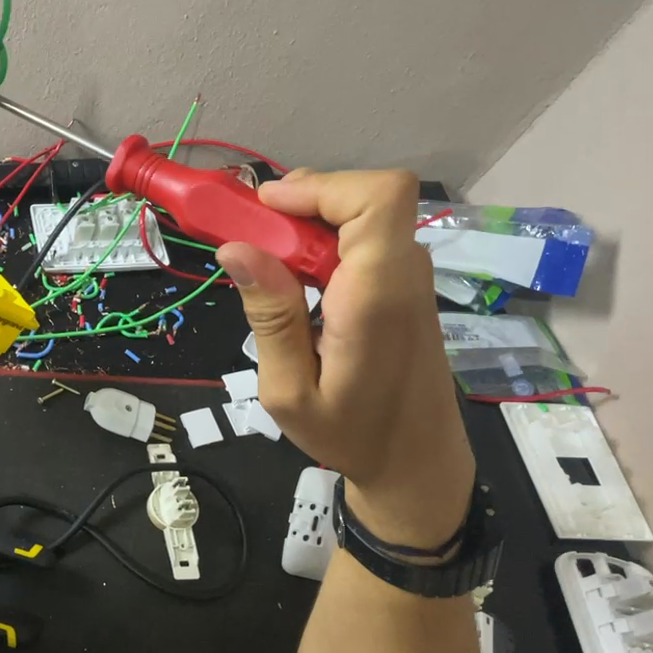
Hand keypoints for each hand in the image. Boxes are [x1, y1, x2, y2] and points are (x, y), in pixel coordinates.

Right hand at [215, 170, 473, 547]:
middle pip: (367, 199)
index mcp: (375, 298)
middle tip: (251, 239)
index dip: (320, 187)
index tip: (265, 209)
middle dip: (302, 204)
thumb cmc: (350, 437)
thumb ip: (269, 316)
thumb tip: (236, 249)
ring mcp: (409, 282)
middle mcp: (402, 277)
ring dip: (310, 227)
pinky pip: (367, 244)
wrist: (417, 466)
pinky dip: (325, 247)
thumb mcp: (289, 391)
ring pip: (365, 218)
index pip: (377, 198)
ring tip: (267, 266)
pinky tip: (296, 284)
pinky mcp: (404, 292)